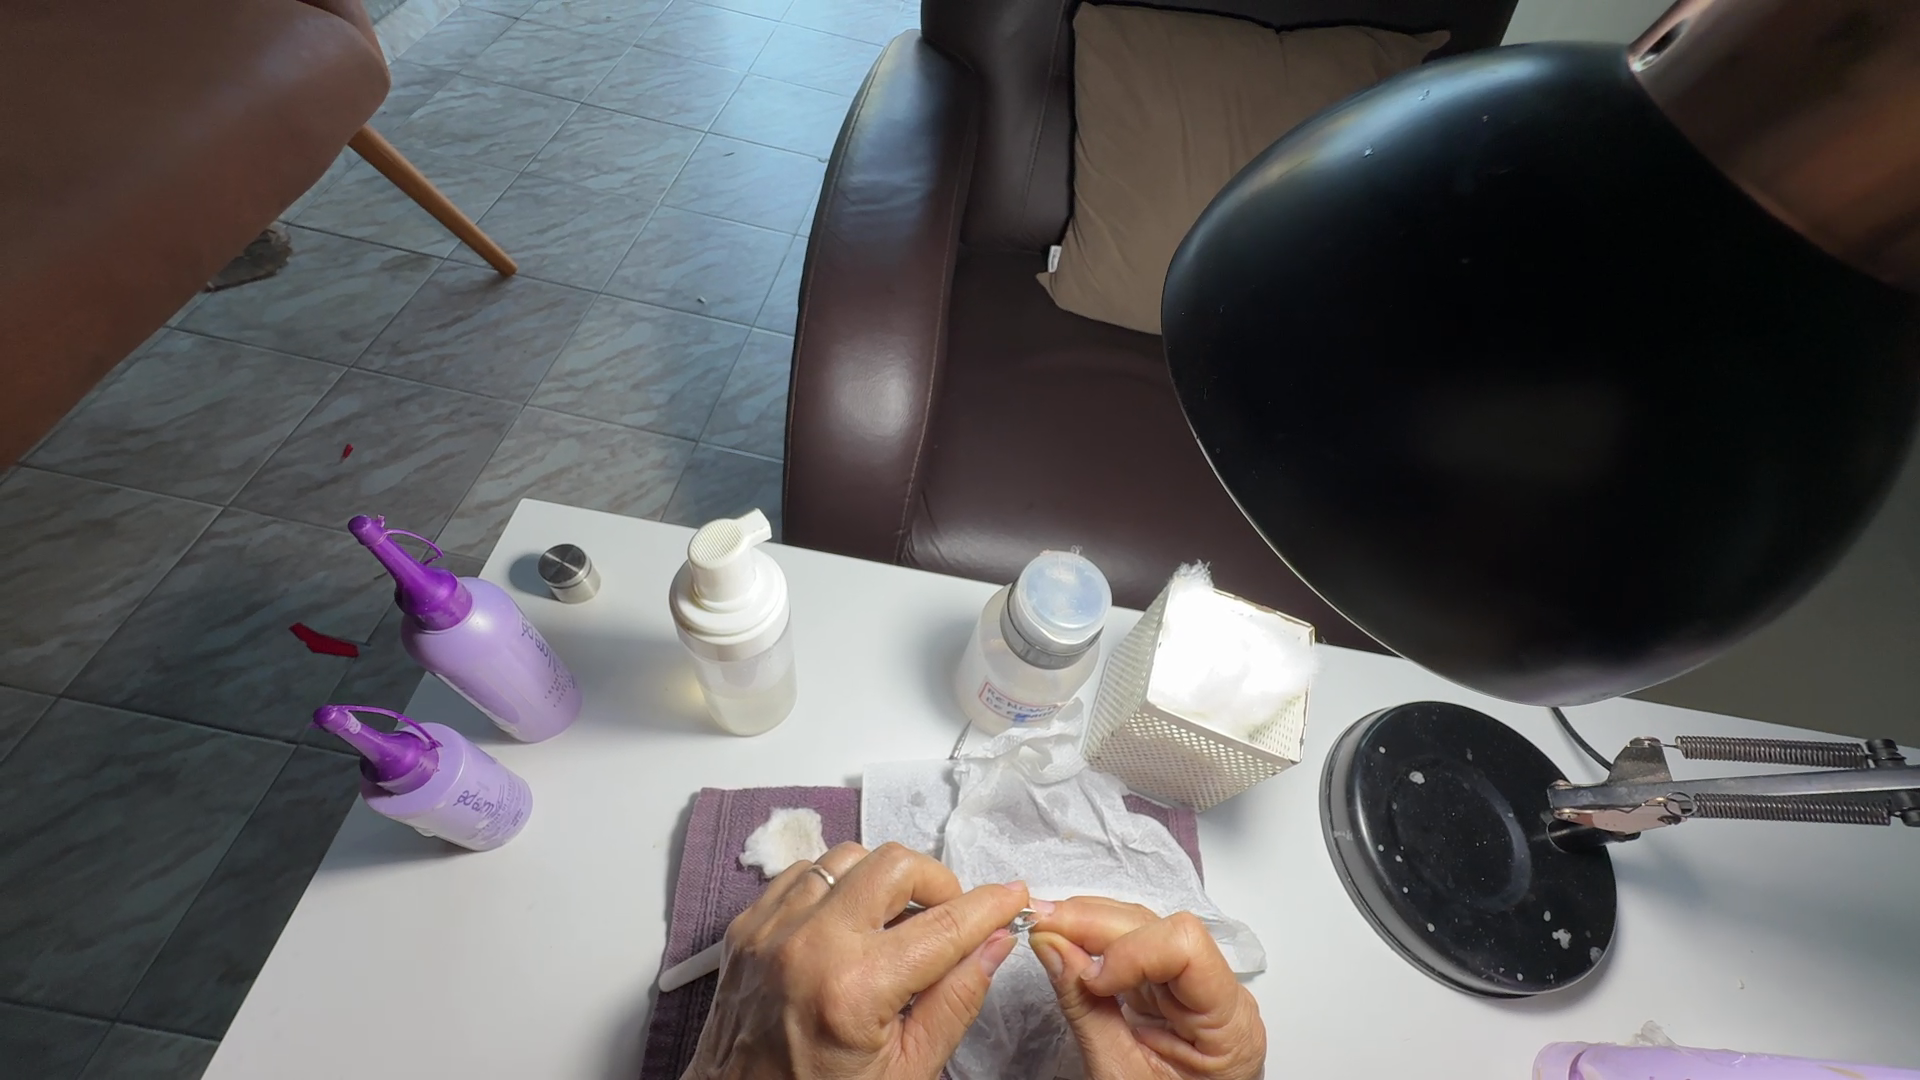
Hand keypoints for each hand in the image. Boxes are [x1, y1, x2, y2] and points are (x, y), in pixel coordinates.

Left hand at [682, 841, 1029, 1079]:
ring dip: (883, 881)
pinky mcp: (748, 923)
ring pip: (850, 856)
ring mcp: (773, 928)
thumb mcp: (907, 1072)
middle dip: (935, 882)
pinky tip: (846, 919)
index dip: (987, 906)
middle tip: (948, 914)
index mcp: (853, 990)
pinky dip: (836, 884)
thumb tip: (995, 941)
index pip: (943, 926)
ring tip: (893, 920)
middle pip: (895, 864)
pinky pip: (806, 871)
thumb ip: (957, 999)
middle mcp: (809, 944)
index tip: (1011, 894)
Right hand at [1029, 897, 1264, 1079]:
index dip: (1131, 949)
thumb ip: (1088, 1012)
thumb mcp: (1123, 1078)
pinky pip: (1126, 943)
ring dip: (1086, 922)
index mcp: (1226, 1022)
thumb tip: (1050, 945)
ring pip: (1136, 924)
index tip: (1090, 977)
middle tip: (1040, 923)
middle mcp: (1216, 990)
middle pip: (1153, 926)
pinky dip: (1091, 938)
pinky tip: (1066, 940)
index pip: (1185, 946)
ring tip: (1046, 929)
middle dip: (1092, 922)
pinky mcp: (1162, 982)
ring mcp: (1188, 983)